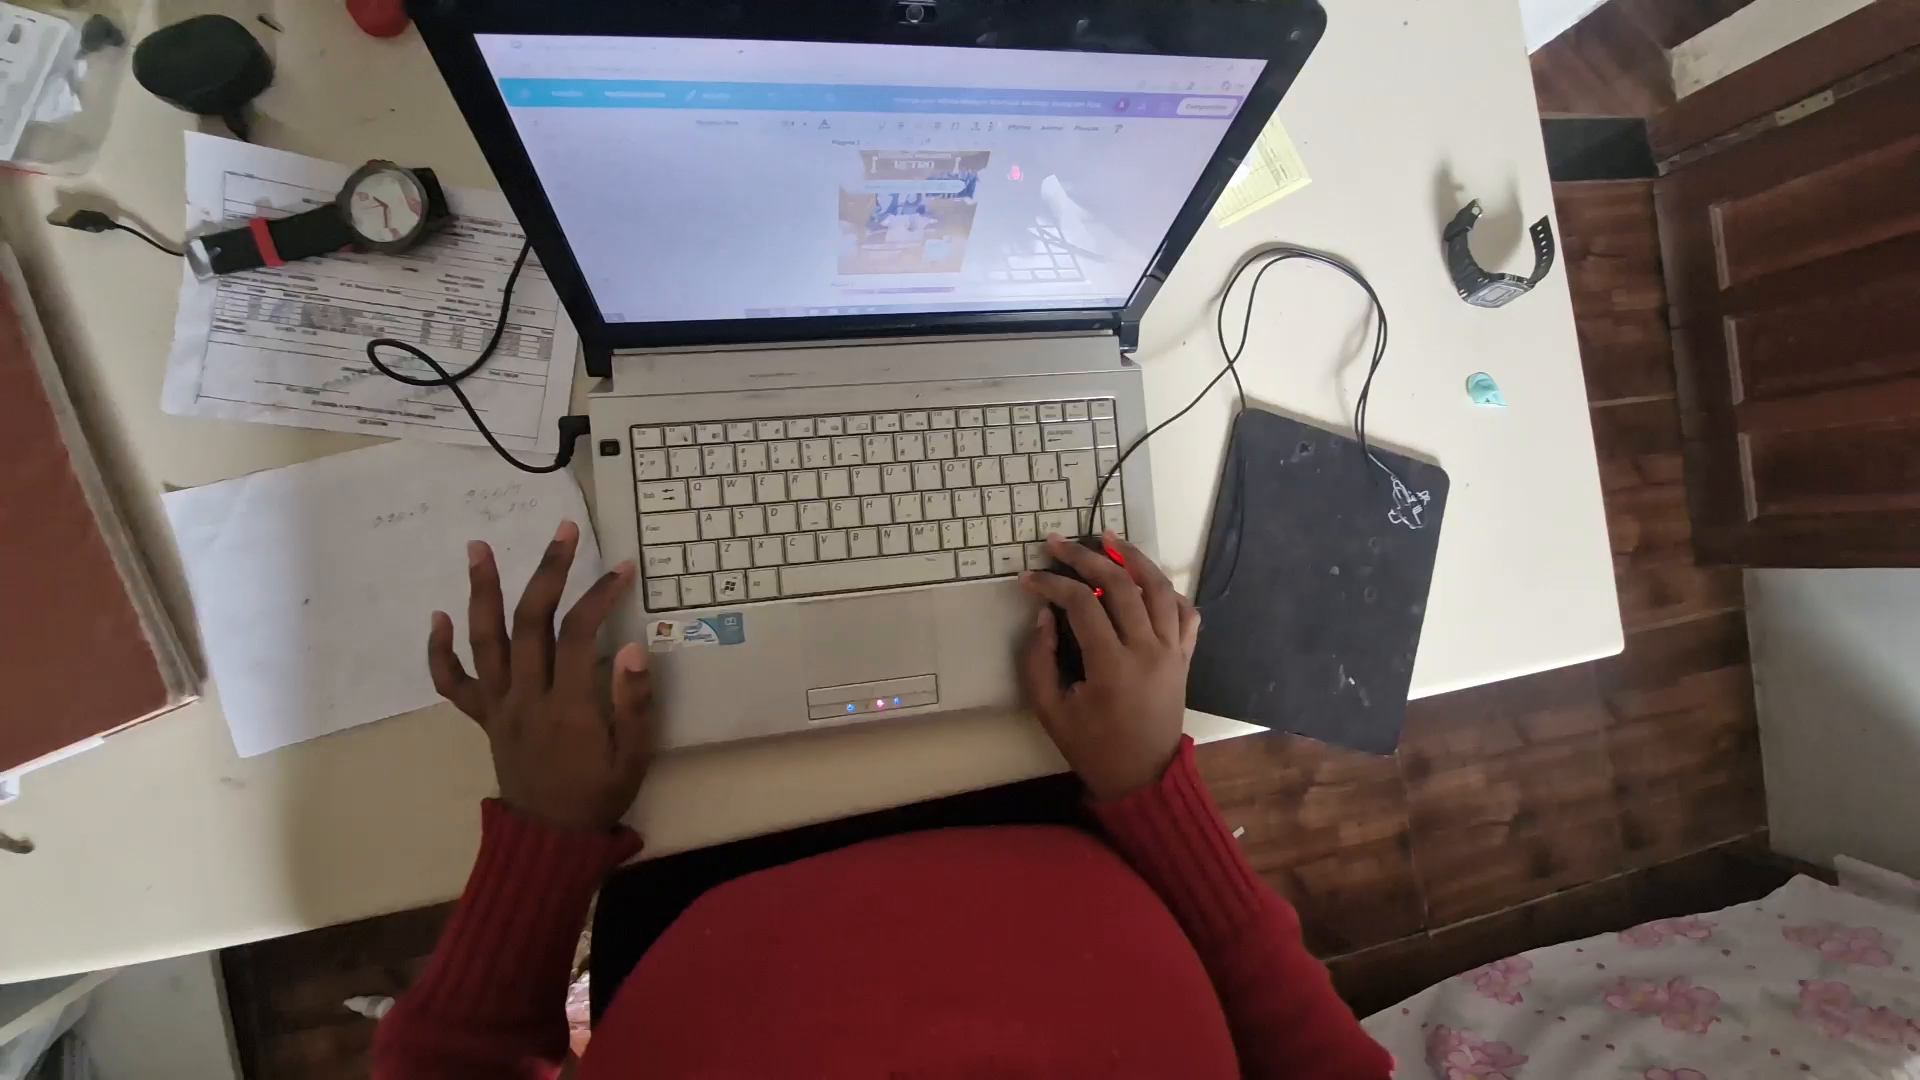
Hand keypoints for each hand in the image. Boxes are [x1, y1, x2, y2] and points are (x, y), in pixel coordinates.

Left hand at [427, 520, 653, 831]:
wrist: (551, 837)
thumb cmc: (601, 792)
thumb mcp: (635, 754)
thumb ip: (635, 701)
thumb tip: (633, 647)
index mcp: (568, 706)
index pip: (581, 634)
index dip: (601, 596)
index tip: (623, 568)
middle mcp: (526, 697)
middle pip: (530, 623)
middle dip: (547, 572)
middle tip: (563, 531)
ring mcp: (498, 706)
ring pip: (484, 641)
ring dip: (482, 592)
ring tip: (479, 548)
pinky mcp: (484, 717)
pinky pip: (452, 683)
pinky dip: (440, 650)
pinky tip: (438, 617)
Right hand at [1018, 532, 1200, 800]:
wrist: (1144, 778)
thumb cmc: (1092, 747)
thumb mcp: (1050, 710)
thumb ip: (1038, 660)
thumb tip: (1044, 614)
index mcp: (1112, 665)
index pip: (1081, 604)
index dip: (1052, 584)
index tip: (1028, 578)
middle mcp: (1148, 650)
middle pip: (1120, 585)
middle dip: (1086, 557)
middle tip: (1059, 542)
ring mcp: (1172, 651)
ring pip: (1159, 588)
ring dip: (1133, 558)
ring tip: (1109, 538)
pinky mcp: (1185, 657)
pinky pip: (1185, 612)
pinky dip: (1168, 590)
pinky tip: (1146, 579)